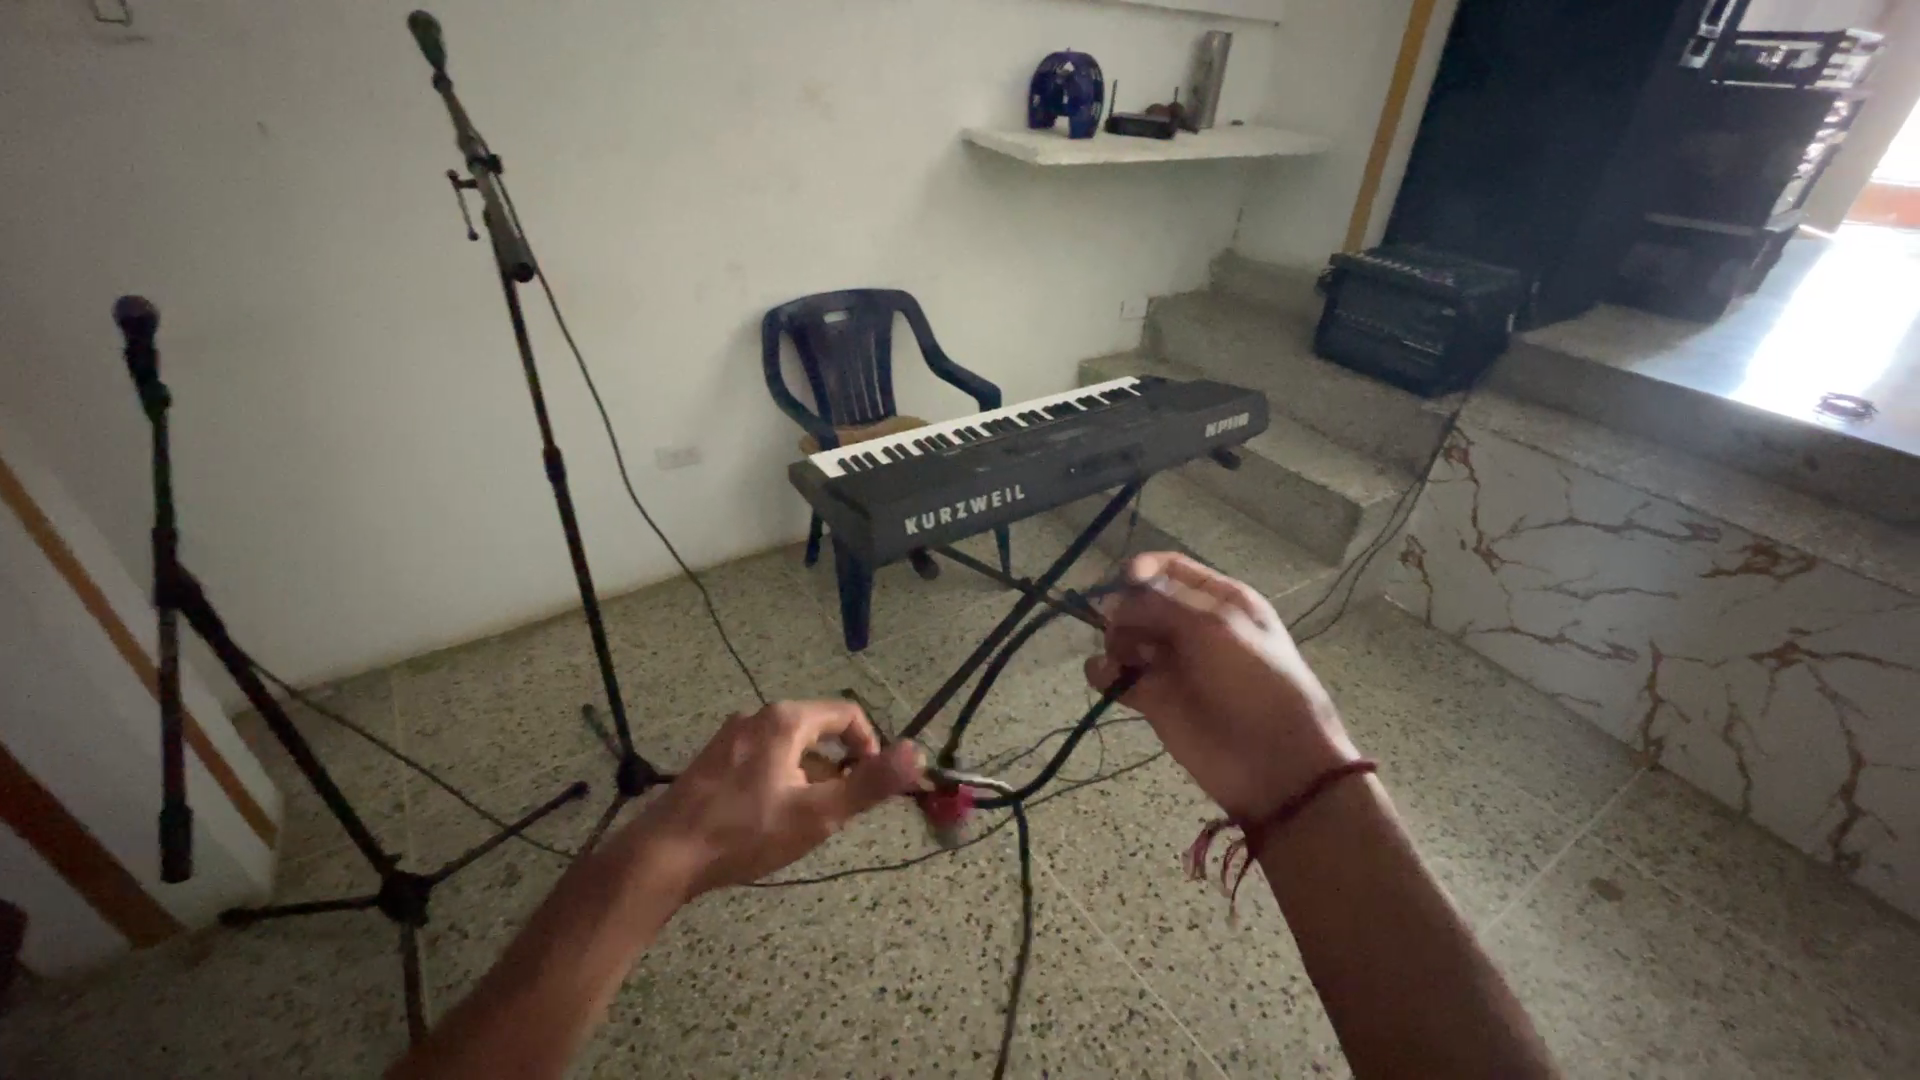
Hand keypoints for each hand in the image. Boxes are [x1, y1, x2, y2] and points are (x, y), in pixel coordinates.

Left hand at [630, 700, 922, 896]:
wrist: (664, 855)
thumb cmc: (746, 832)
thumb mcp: (818, 814)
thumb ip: (870, 783)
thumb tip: (917, 751)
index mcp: (786, 719)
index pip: (847, 714)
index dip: (870, 746)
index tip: (871, 783)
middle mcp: (758, 716)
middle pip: (818, 729)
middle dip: (838, 765)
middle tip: (838, 808)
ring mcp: (731, 735)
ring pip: (790, 746)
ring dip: (810, 775)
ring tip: (804, 819)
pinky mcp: (713, 758)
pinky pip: (763, 756)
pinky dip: (781, 778)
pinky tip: (768, 817)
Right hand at [1085, 553, 1358, 819]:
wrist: (1274, 761)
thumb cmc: (1254, 682)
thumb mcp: (1215, 627)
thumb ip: (1161, 604)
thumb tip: (1114, 600)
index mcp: (1218, 600)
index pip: (1169, 568)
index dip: (1142, 569)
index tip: (1123, 581)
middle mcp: (1192, 626)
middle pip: (1139, 601)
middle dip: (1125, 610)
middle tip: (1127, 631)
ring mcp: (1171, 663)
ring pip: (1123, 636)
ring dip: (1115, 642)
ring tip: (1125, 662)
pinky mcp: (1153, 698)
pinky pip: (1115, 675)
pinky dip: (1104, 673)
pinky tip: (1108, 678)